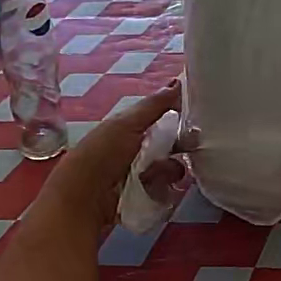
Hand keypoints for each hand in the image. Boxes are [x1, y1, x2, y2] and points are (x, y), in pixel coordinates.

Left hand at [34, 79, 195, 233]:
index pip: (162, 121)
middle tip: (184, 149)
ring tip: (155, 175)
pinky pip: (166, 192)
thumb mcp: (127, 123)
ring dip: (168, 172)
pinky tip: (155, 190)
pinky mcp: (143, 199)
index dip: (179, 119)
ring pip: (170, 170)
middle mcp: (135, 151)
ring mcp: (140, 177)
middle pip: (171, 147)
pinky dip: (164, 191)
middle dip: (179, 148)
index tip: (196, 120)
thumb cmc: (102, 153)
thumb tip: (178, 80)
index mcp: (128, 129)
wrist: (84, 197)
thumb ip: (154, 105)